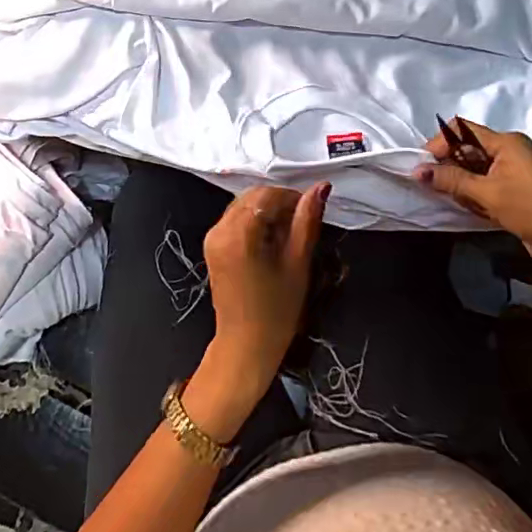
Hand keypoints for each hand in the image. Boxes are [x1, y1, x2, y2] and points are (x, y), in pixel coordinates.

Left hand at [201, 182, 329, 374]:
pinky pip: (234, 220)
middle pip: (252, 197)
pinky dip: (254, 222)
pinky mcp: (211, 246)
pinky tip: (270, 242)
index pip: (267, 195)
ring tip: (288, 237)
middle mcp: (219, 230)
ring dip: (267, 212)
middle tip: (302, 225)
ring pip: (242, 206)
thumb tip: (321, 188)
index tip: (311, 211)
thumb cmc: (276, 309)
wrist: (246, 343)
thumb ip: (307, 221)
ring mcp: (212, 238)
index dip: (292, 197)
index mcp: (239, 233)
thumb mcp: (298, 263)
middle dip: (279, 204)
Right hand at [417, 123, 531, 281]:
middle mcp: (510, 153)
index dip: (439, 144)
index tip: (424, 168)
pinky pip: (485, 188)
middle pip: (466, 151)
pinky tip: (478, 213)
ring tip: (467, 205)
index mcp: (506, 142)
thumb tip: (417, 170)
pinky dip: (476, 199)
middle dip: (450, 169)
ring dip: (463, 188)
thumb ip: (451, 180)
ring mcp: (514, 174)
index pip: (461, 130)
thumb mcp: (489, 193)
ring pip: (474, 173)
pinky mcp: (516, 194)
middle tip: (440, 191)